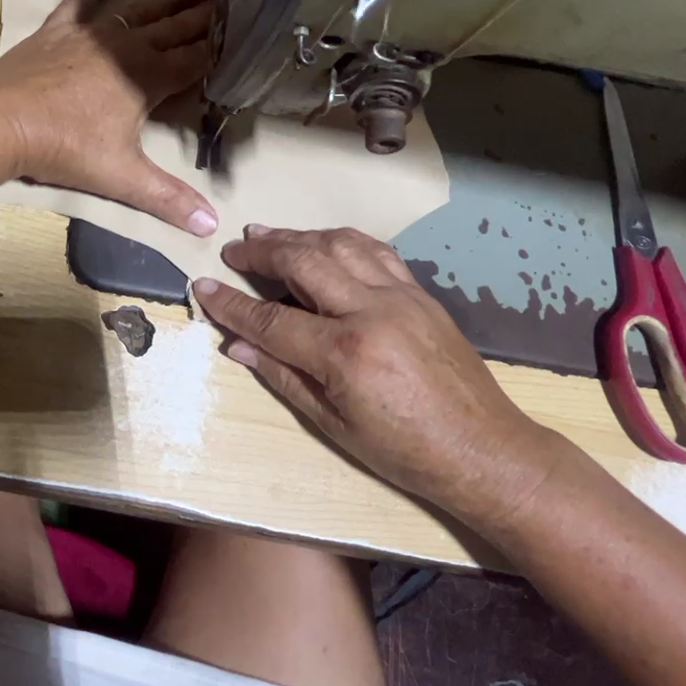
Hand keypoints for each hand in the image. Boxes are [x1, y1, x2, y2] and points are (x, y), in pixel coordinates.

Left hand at [0, 0, 219, 236]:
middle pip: (175, 27)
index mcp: (148, 77)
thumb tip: (212, 226)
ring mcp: (91, 35)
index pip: (197, 58)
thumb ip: (167, 198)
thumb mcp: (120, 177)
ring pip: (139, 9)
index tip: (250, 26)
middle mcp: (126, 47)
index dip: (223, 44)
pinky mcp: (57, 31)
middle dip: (206, 11)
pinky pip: (81, 1)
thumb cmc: (63, 149)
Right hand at [192, 226, 570, 527]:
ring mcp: (401, 297)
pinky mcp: (421, 293)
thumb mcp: (331, 424)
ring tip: (266, 234)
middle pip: (304, 263)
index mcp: (345, 354)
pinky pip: (375, 251)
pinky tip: (321, 241)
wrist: (483, 450)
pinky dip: (340, 240)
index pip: (271, 319)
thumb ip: (282, 376)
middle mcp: (372, 312)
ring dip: (298, 235)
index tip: (203, 285)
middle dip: (261, 252)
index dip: (231, 304)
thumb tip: (237, 345)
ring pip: (340, 244)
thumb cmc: (402, 450)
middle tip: (233, 249)